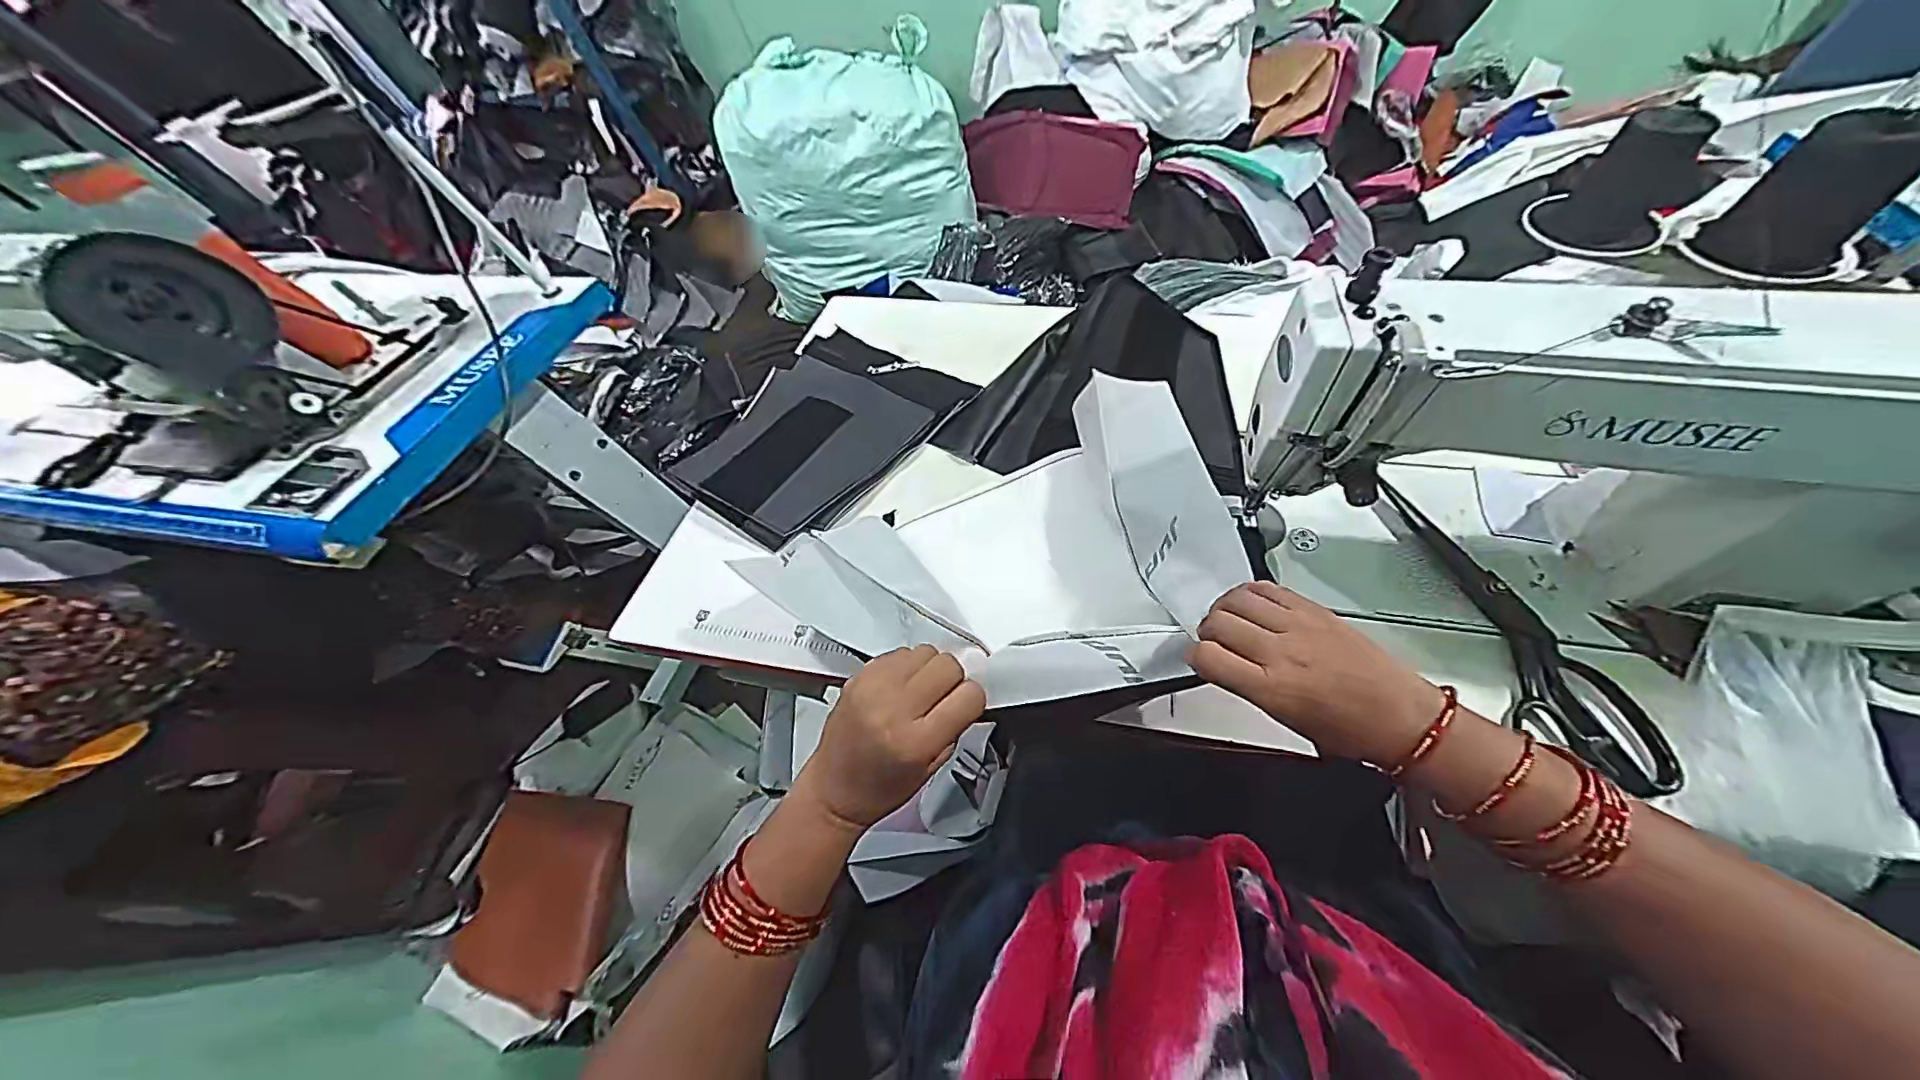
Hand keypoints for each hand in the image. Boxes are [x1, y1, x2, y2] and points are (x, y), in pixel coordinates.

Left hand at [790, 645, 986, 832]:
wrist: (834, 790)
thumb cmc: (879, 788)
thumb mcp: (932, 768)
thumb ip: (955, 727)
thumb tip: (970, 693)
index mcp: (916, 742)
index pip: (969, 696)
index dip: (974, 698)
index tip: (968, 704)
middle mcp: (893, 710)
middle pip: (948, 665)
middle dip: (955, 679)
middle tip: (946, 697)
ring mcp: (873, 689)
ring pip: (926, 652)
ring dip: (931, 668)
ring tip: (922, 690)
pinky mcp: (859, 677)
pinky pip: (899, 653)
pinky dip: (907, 666)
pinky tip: (901, 687)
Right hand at [1191, 582, 1444, 765]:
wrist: (1401, 717)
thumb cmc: (1350, 728)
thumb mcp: (1284, 720)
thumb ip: (1245, 685)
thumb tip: (1219, 664)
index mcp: (1271, 688)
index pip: (1207, 656)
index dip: (1194, 655)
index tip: (1198, 658)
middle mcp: (1282, 652)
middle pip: (1217, 622)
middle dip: (1206, 631)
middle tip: (1212, 640)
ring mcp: (1300, 626)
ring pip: (1237, 599)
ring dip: (1223, 608)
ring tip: (1229, 619)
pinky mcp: (1316, 611)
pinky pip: (1268, 588)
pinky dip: (1250, 593)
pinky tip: (1252, 606)